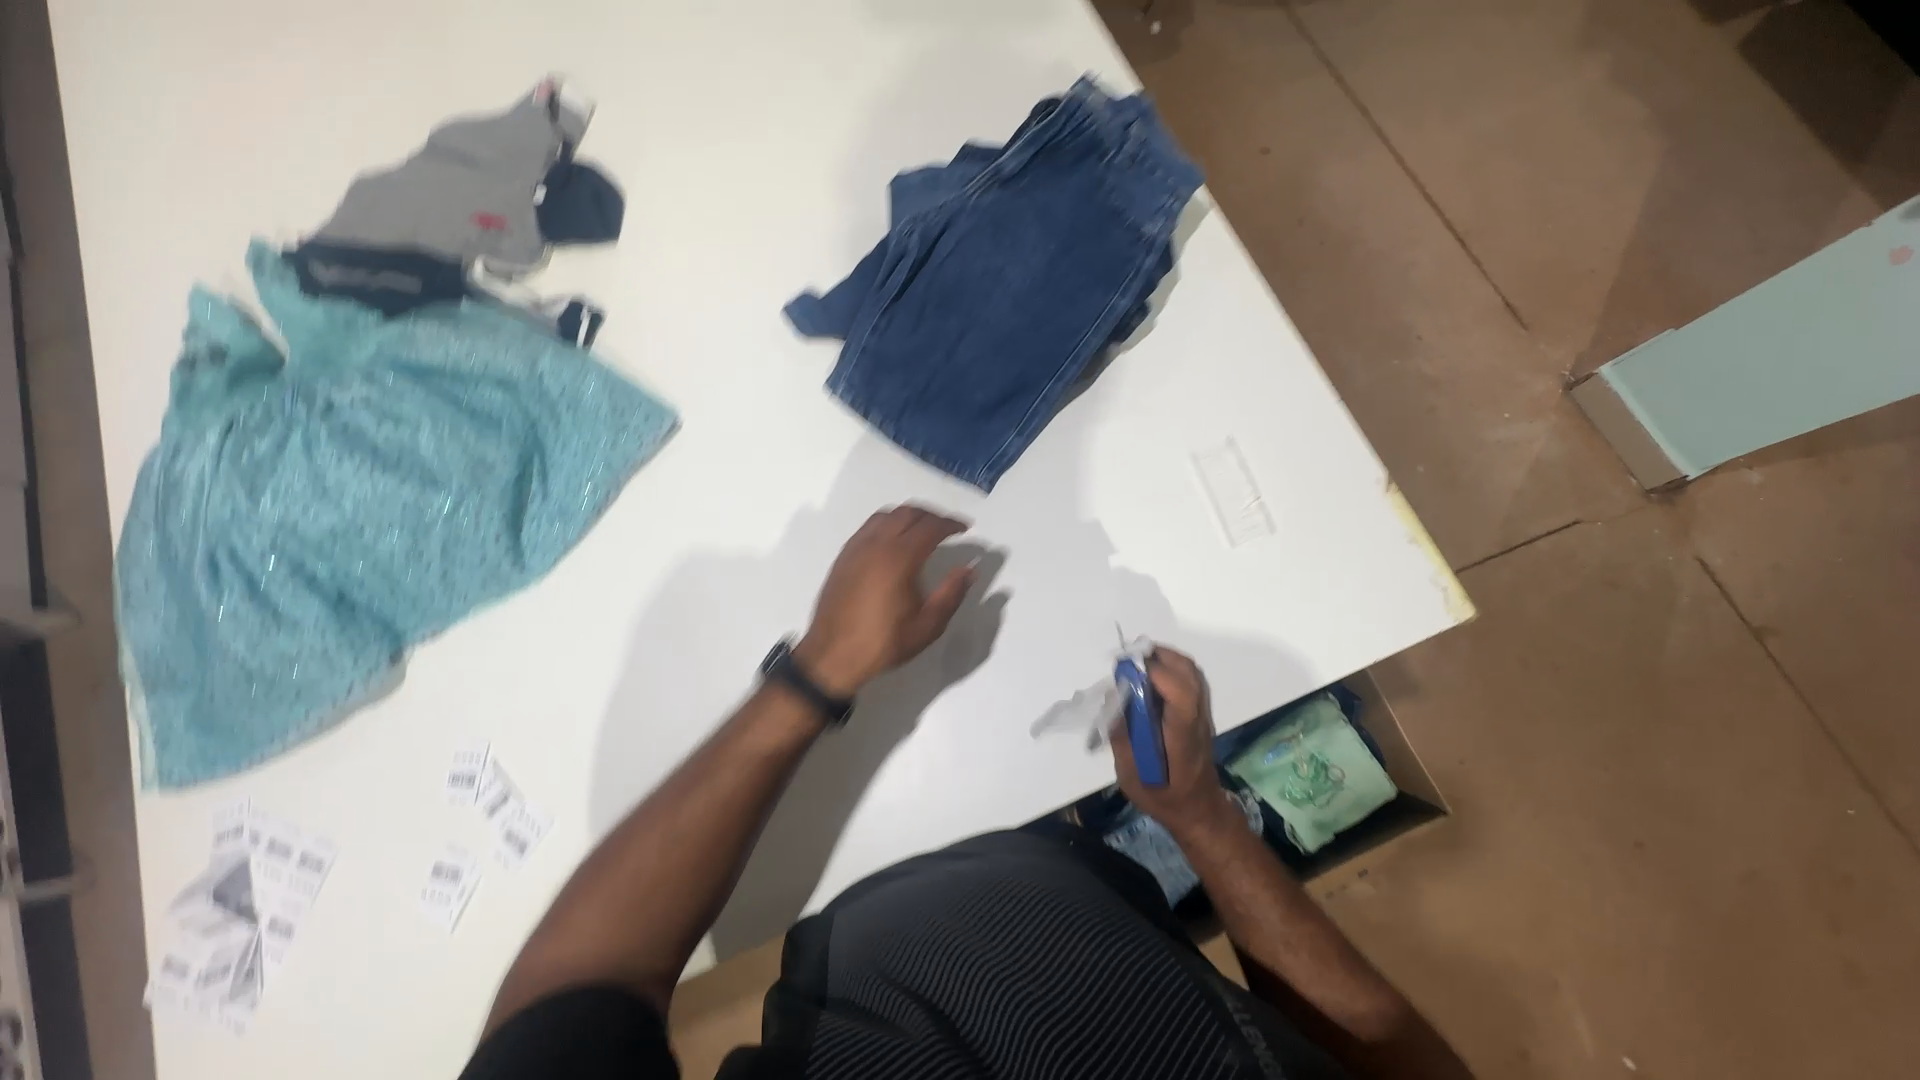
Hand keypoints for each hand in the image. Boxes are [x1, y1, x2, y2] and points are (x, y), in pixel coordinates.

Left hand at [794, 505, 975, 697]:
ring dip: (908, 516)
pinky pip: (869, 526)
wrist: (832, 655)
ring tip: (923, 531)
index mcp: (899, 558)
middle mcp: (876, 544)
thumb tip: (969, 570)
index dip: (951, 524)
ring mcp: (856, 548)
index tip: (965, 529)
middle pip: (908, 512)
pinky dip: (888, 523)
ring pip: (886, 515)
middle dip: (932, 515)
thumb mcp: (927, 626)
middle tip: (947, 529)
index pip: (930, 527)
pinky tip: (894, 542)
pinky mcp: (843, 556)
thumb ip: (951, 594)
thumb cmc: (883, 643)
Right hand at [1111, 647, 1239, 839]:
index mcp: (1181, 741)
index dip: (1159, 675)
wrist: (1199, 810)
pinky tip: (1150, 677)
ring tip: (1137, 665)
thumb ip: (1122, 738)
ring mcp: (1203, 715)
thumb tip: (1112, 700)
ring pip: (1193, 673)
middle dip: (1160, 657)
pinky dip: (1171, 668)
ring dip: (1166, 659)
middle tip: (1129, 660)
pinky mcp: (1200, 713)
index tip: (1128, 668)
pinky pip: (1191, 679)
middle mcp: (1197, 721)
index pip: (1182, 699)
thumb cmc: (1163, 798)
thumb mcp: (1131, 777)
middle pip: (1190, 676)